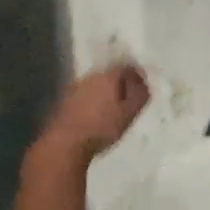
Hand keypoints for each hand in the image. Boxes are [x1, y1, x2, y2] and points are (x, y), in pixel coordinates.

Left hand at [35, 64, 150, 162]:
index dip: (136, 75)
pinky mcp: (64, 99)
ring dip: (104, 92)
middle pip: (110, 73)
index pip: (127, 67)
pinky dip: (92, 100)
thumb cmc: (102, 128)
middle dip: (120, 83)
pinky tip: (94, 114)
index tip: (141, 87)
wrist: (65, 143)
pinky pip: (84, 94)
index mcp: (109, 76)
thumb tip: (145, 84)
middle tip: (127, 98)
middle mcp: (91, 76)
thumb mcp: (129, 114)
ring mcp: (75, 87)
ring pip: (96, 83)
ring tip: (110, 108)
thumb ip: (140, 96)